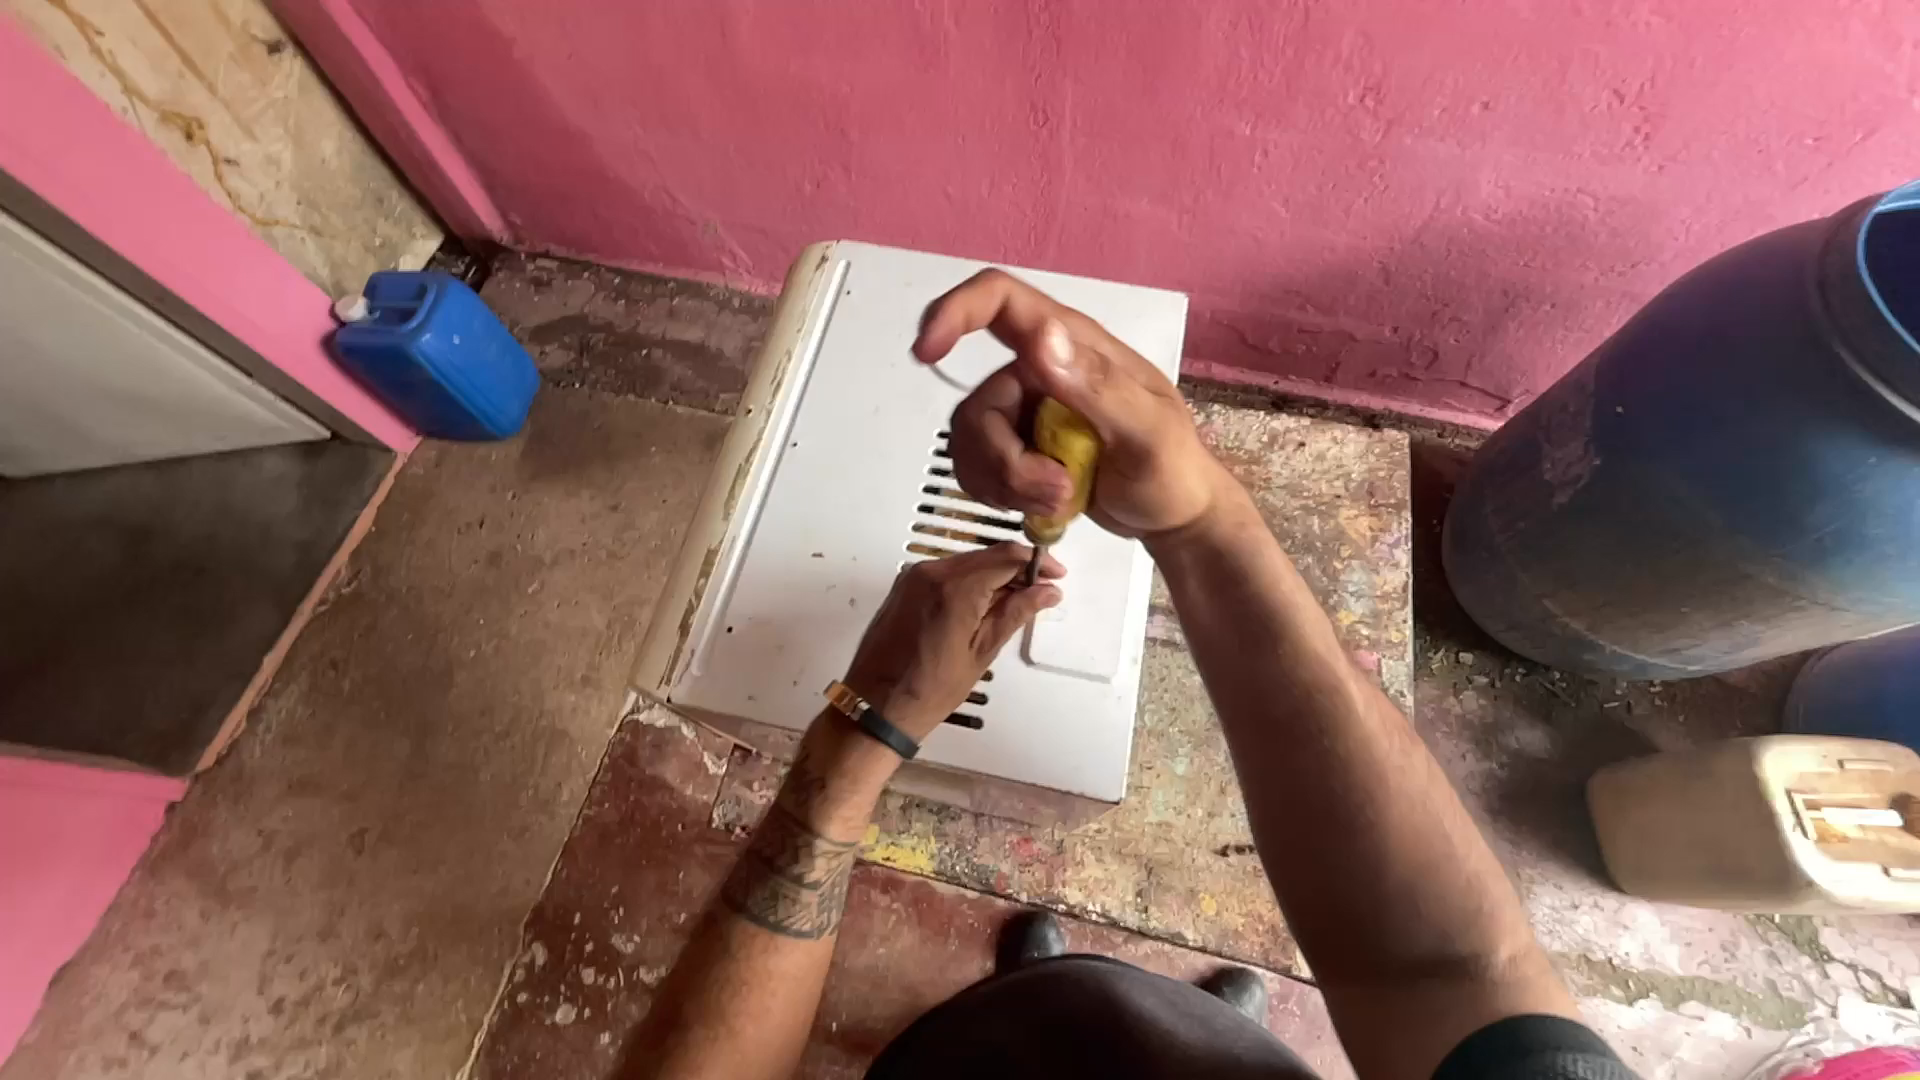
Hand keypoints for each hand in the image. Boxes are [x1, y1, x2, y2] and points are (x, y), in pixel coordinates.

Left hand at [842, 543, 1063, 739]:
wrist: (876, 706)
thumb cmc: (928, 689)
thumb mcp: (982, 652)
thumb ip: (1016, 613)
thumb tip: (1047, 591)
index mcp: (955, 588)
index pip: (1007, 557)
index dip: (1037, 562)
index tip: (1056, 574)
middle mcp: (932, 573)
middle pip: (988, 555)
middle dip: (1019, 568)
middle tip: (1043, 589)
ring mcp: (915, 576)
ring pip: (969, 561)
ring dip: (996, 574)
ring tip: (1018, 600)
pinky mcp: (905, 585)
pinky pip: (948, 572)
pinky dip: (972, 580)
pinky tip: (986, 602)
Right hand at [913, 269, 1233, 540]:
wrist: (1170, 514)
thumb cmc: (1172, 468)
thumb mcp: (1148, 431)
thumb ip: (1096, 388)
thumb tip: (1040, 340)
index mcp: (1071, 346)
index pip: (1000, 301)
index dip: (954, 313)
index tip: (927, 352)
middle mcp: (1037, 372)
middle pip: (977, 406)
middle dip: (1004, 462)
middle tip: (1055, 492)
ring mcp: (1023, 415)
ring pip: (971, 444)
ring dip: (1005, 485)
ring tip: (1058, 501)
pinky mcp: (1017, 452)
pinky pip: (976, 469)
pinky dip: (1000, 495)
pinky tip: (1042, 506)